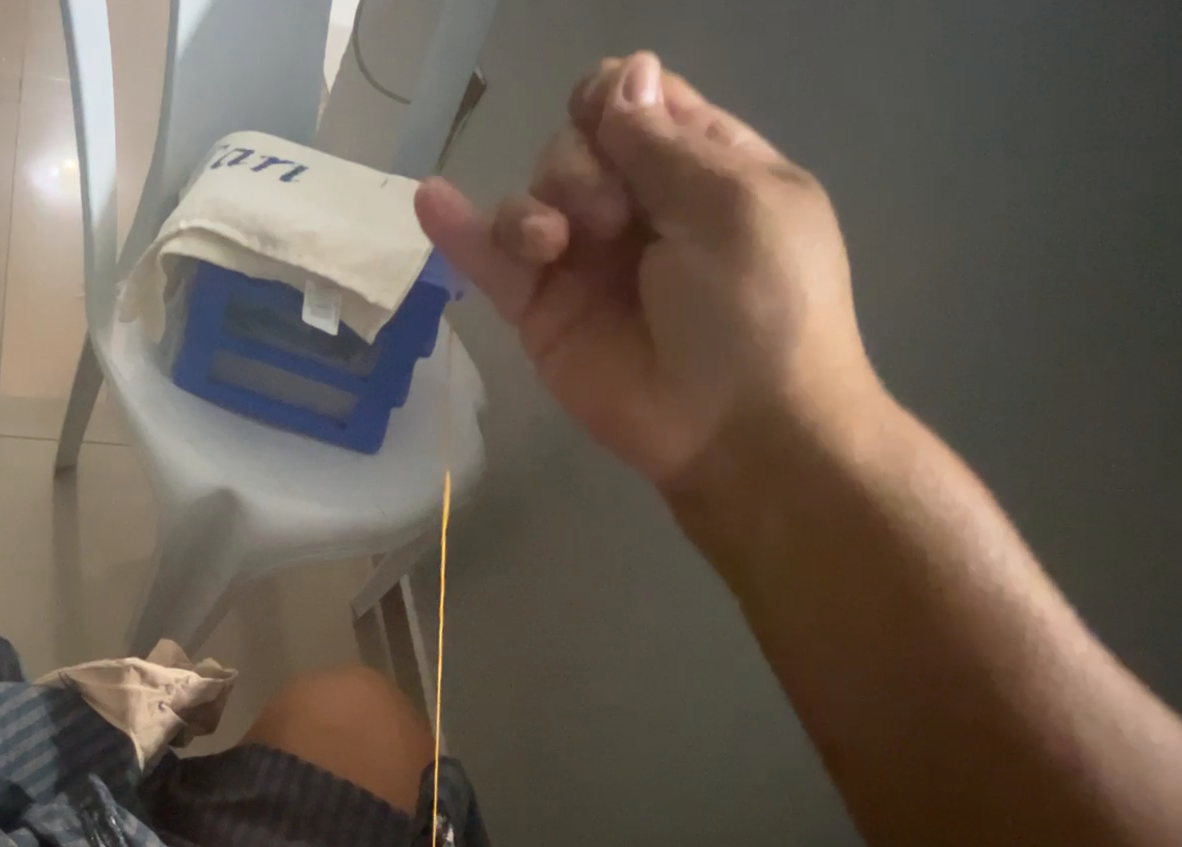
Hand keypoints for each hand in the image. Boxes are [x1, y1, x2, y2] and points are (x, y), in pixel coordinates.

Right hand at [416, 51, 881, 488]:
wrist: (729, 425)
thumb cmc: (758, 309)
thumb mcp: (738, 206)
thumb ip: (669, 144)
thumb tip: (622, 77)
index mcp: (696, 168)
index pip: (637, 100)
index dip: (617, 102)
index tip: (623, 138)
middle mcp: (632, 206)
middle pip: (572, 144)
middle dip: (580, 167)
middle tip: (614, 221)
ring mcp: (579, 261)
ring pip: (528, 197)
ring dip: (534, 210)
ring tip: (556, 249)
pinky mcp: (537, 311)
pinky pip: (488, 261)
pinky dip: (456, 230)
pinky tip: (429, 199)